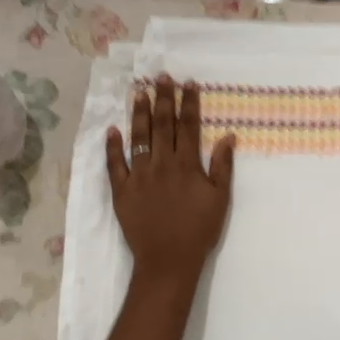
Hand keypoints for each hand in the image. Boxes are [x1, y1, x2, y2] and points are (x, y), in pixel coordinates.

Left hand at [107, 76, 235, 285]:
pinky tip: (112, 130)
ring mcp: (139, 176)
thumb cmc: (199, 231)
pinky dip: (112, 147)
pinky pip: (115, 165)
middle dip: (163, 98)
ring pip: (138, 138)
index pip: (188, 125)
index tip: (188, 82)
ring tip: (139, 92)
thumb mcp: (220, 198)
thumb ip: (222, 166)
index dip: (188, 102)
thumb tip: (227, 135)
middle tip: (162, 77)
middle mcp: (162, 164)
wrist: (168, 262)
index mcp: (187, 165)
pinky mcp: (121, 191)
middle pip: (163, 125)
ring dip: (139, 114)